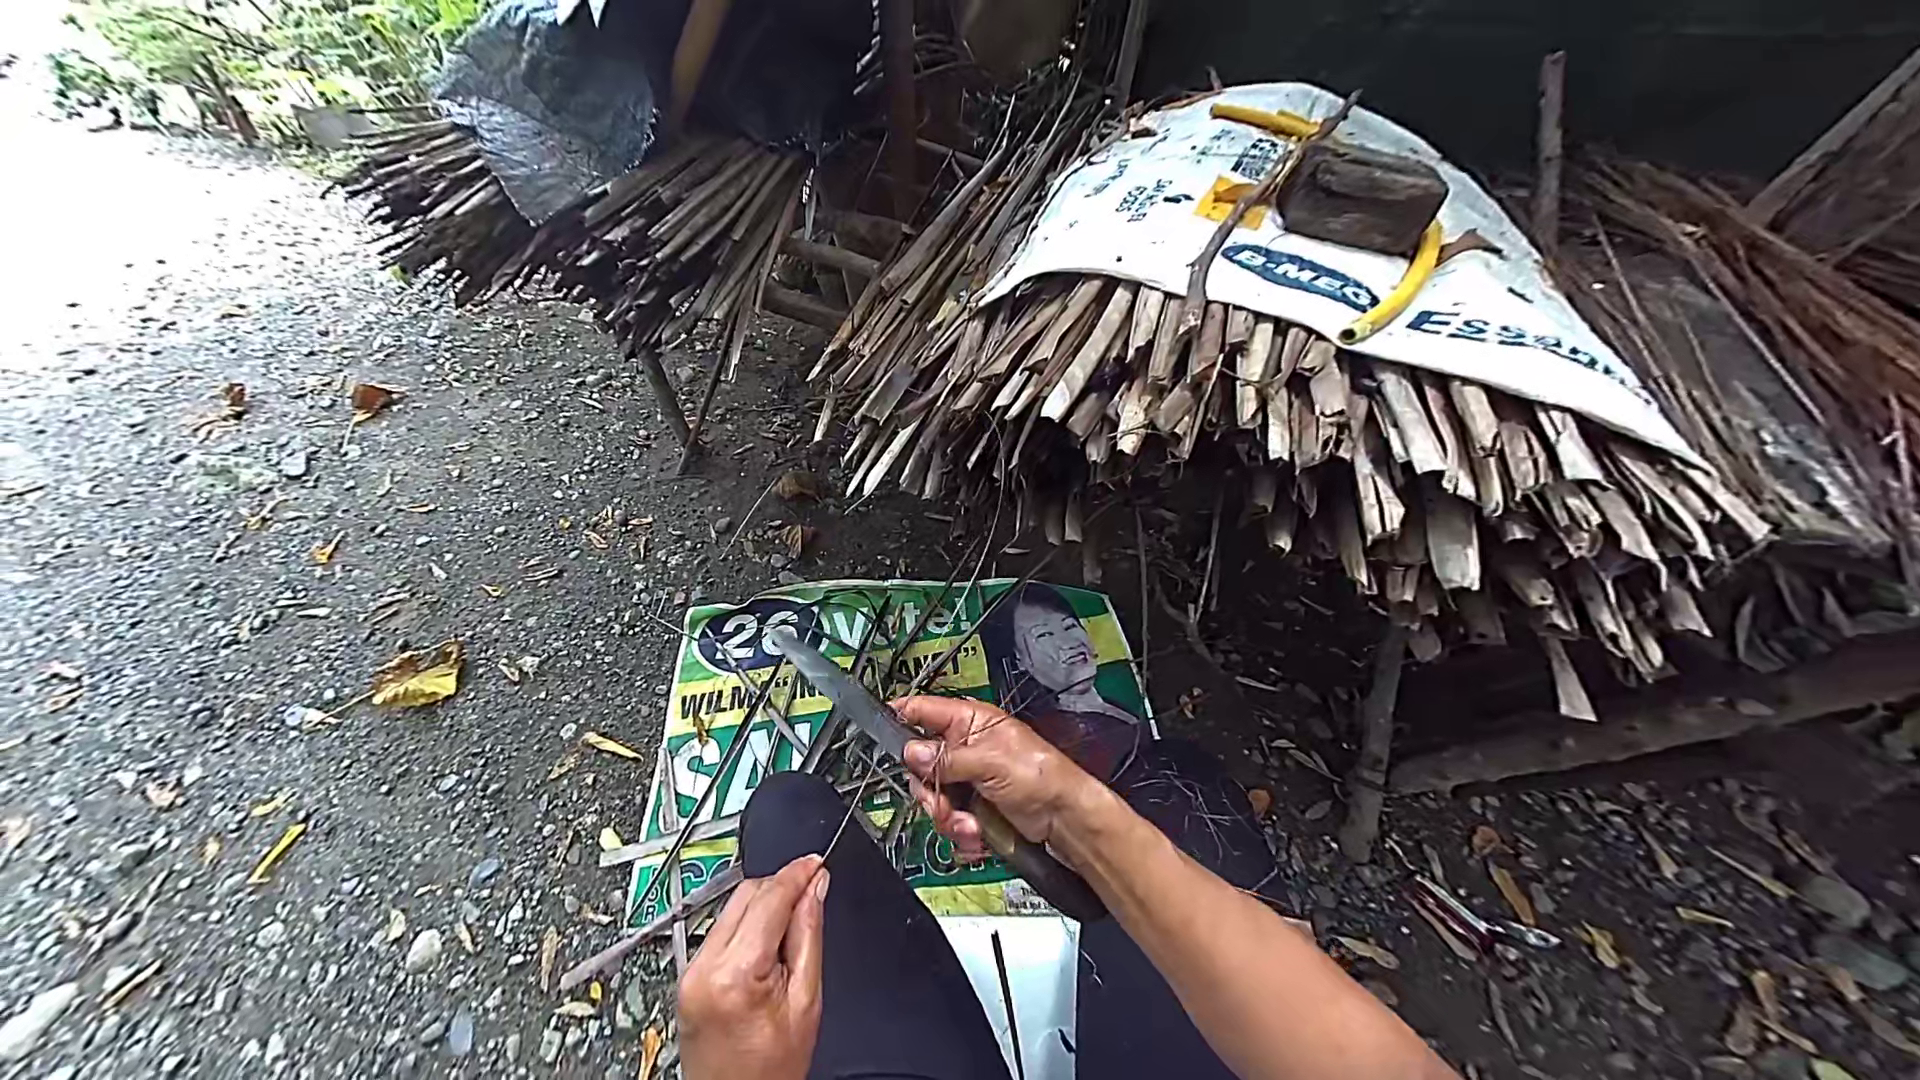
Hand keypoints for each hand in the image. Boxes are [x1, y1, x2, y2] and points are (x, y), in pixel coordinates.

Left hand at [678, 854, 828, 1079]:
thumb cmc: (770, 1070)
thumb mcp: (806, 999)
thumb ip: (809, 932)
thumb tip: (815, 886)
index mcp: (736, 974)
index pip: (770, 897)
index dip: (798, 874)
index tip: (817, 863)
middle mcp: (704, 967)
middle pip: (748, 893)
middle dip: (782, 886)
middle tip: (811, 893)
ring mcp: (692, 971)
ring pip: (733, 904)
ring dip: (765, 902)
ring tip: (790, 930)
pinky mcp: (689, 975)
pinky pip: (723, 926)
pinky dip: (749, 921)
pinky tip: (768, 942)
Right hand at [893, 695, 1097, 861]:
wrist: (1064, 819)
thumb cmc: (1042, 775)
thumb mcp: (991, 761)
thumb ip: (948, 758)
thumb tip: (912, 752)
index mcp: (970, 722)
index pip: (924, 711)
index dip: (901, 716)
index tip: (881, 728)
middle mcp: (964, 748)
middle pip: (920, 764)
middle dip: (931, 791)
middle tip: (945, 801)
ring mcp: (966, 778)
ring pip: (932, 798)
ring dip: (948, 817)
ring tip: (971, 824)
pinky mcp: (972, 807)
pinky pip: (948, 820)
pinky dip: (960, 833)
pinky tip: (978, 834)